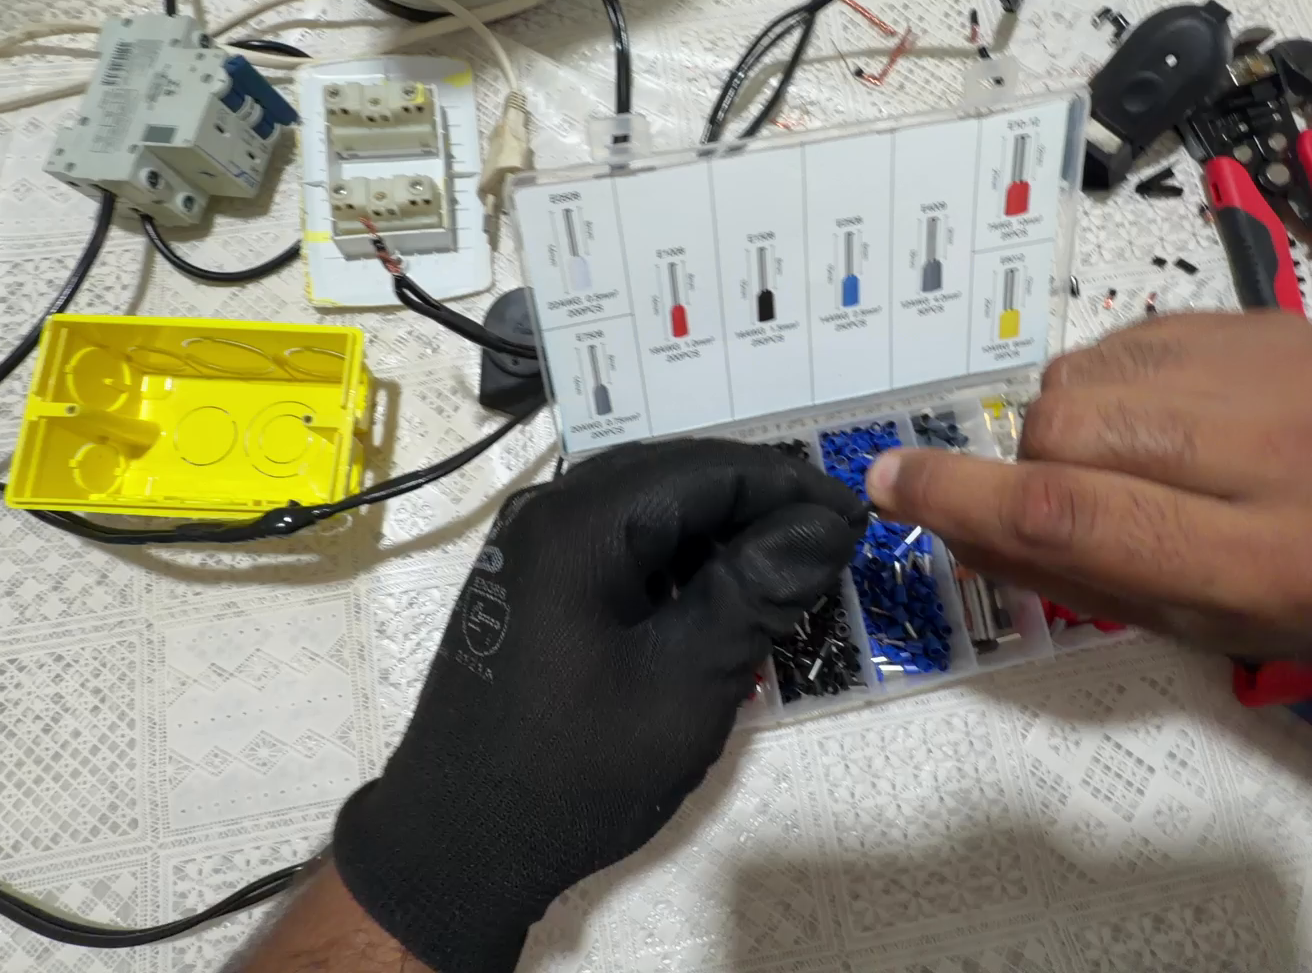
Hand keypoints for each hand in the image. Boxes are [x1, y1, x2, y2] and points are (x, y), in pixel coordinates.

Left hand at [333, 439, 864, 972]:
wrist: (457, 844)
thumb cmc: (575, 769)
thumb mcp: (685, 681)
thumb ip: (757, 589)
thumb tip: (826, 523)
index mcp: (581, 520)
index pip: (709, 468)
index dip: (790, 486)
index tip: (854, 520)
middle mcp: (551, 509)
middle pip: (677, 476)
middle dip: (757, 502)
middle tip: (824, 544)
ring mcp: (535, 541)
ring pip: (649, 504)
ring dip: (718, 528)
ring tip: (778, 568)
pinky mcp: (534, 574)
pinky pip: (620, 539)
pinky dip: (675, 554)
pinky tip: (709, 590)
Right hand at [867, 312, 1311, 659]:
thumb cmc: (1267, 603)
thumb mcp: (1150, 616)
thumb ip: (1034, 563)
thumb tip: (927, 506)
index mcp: (1254, 563)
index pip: (1070, 514)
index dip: (962, 495)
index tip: (887, 481)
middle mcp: (1281, 455)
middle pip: (1063, 427)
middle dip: (1032, 459)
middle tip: (1074, 487)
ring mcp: (1281, 372)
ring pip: (1077, 376)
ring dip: (1069, 418)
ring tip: (1130, 449)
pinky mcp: (1270, 323)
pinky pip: (1116, 342)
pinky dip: (1107, 382)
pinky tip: (1163, 413)